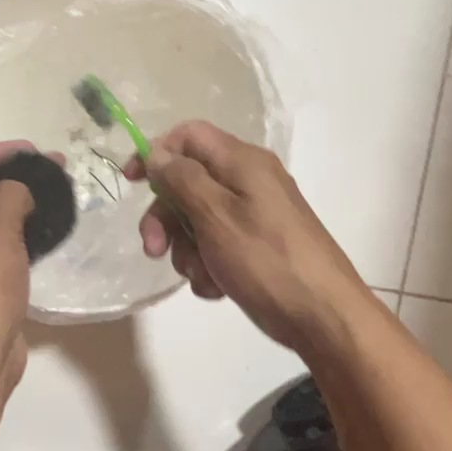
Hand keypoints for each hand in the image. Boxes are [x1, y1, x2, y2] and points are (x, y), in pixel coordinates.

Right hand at [128, 121, 371, 350]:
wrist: (320, 314)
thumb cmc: (266, 260)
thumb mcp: (216, 216)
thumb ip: (182, 180)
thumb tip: (157, 153)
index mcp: (241, 163)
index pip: (189, 136)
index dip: (156, 153)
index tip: (131, 182)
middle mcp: (247, 182)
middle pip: (186, 184)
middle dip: (165, 218)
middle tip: (155, 249)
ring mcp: (251, 217)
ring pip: (195, 222)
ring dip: (186, 250)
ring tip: (202, 274)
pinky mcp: (252, 248)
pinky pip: (213, 248)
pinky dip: (207, 267)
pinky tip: (217, 286)